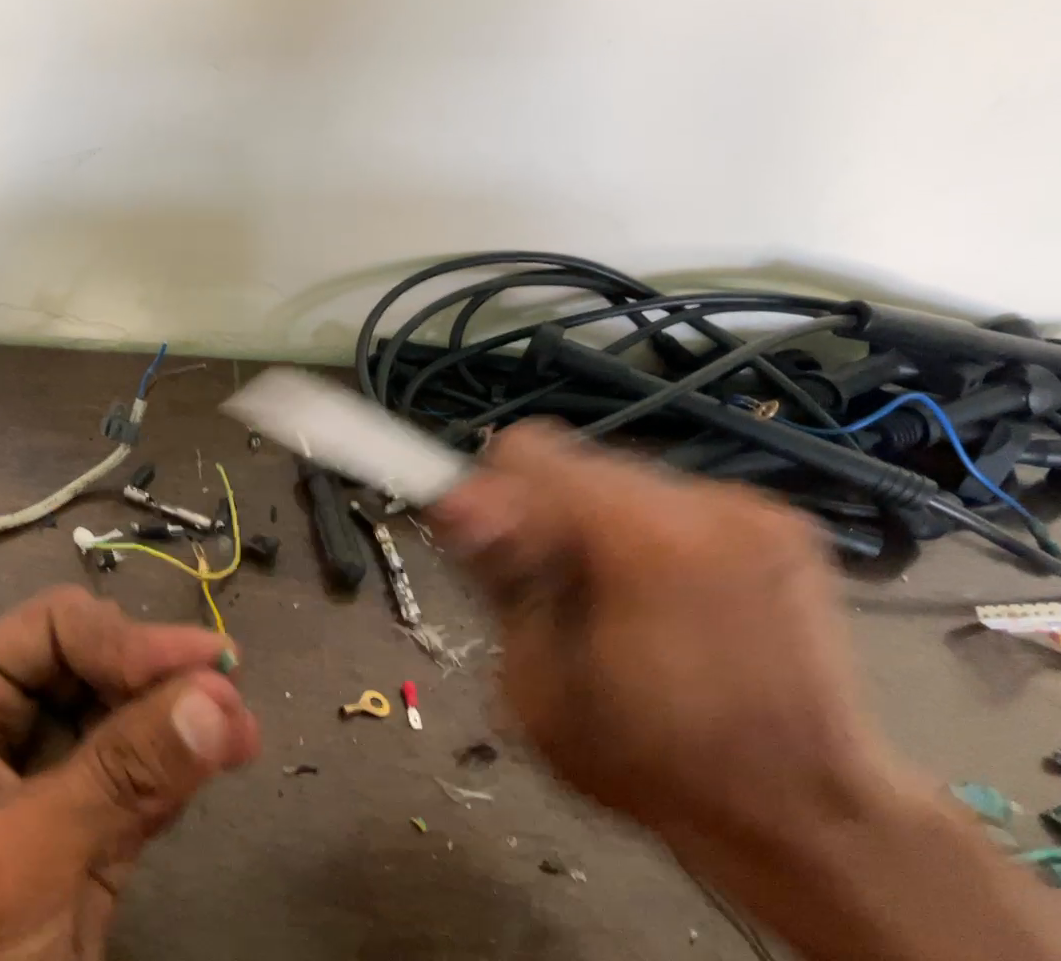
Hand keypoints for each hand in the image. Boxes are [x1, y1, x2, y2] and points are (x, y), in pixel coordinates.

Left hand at [0, 586, 259, 960]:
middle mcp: (2, 721)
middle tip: (233, 692)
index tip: (204, 664)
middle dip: (160, 677)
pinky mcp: (83, 826)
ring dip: (182, 718)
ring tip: (244, 731)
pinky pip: (140, 775)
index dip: (128, 639)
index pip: (54, 631)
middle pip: (95, 664)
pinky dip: (180, 766)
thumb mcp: (21, 854)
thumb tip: (218, 694)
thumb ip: (118, 773)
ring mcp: (47, 774)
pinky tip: (226, 756)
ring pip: (125, 717)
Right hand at [426, 420, 894, 849]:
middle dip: (541, 515)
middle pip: (574, 463)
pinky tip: (653, 602)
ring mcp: (754, 510)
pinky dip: (638, 536)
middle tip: (544, 593)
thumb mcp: (537, 684)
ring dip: (587, 526)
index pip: (526, 452)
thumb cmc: (650, 764)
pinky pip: (667, 500)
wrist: (809, 812)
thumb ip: (500, 576)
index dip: (489, 496)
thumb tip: (457, 497)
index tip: (488, 554)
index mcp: (644, 539)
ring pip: (617, 478)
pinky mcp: (781, 525)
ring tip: (604, 605)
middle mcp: (708, 504)